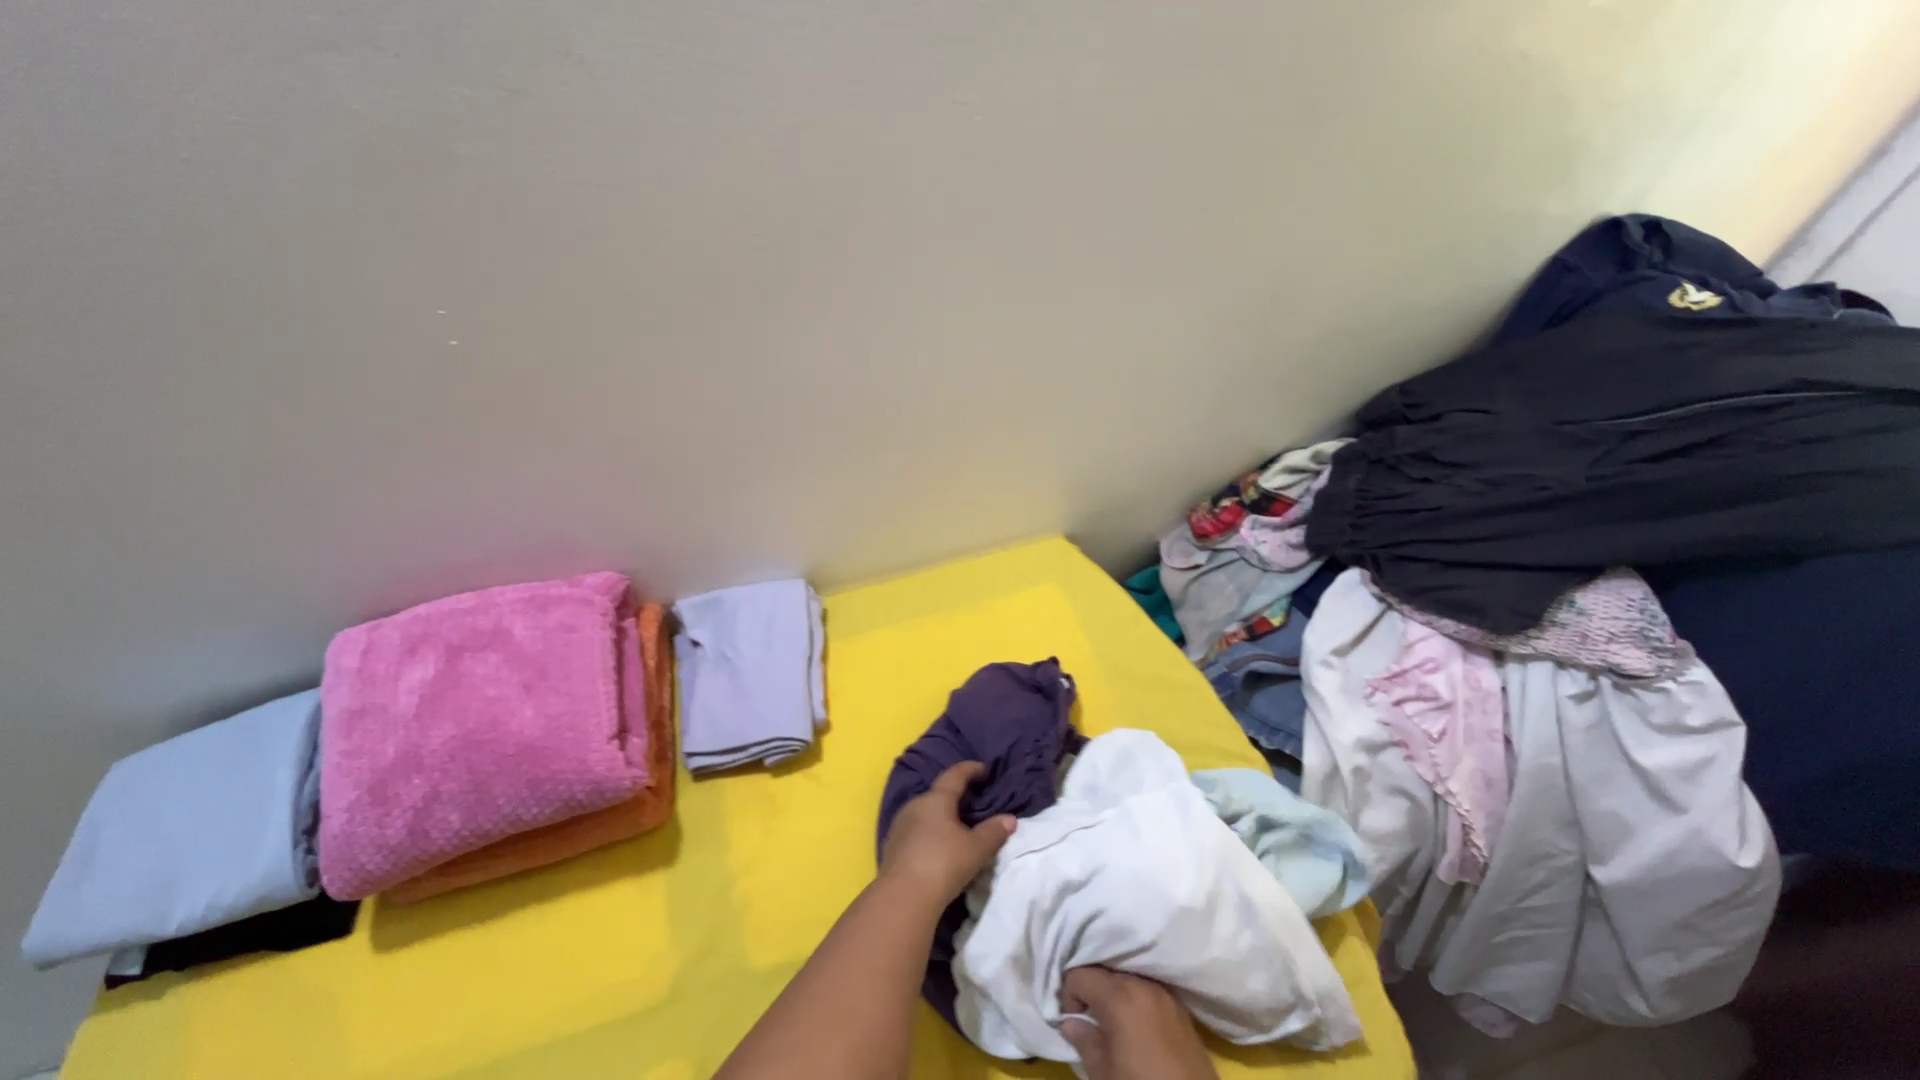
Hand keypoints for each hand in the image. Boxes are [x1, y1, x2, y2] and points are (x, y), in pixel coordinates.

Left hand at [878, 761, 1015, 905]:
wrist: (903, 897)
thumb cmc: (943, 864)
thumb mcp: (976, 849)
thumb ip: (994, 831)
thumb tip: (1010, 819)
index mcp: (936, 799)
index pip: (955, 775)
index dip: (971, 769)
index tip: (984, 769)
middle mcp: (915, 805)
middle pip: (939, 793)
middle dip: (957, 796)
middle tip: (975, 802)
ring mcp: (900, 825)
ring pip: (926, 813)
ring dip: (942, 816)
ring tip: (958, 827)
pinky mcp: (893, 845)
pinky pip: (917, 830)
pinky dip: (931, 832)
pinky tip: (939, 847)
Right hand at [1059, 967, 1217, 1079]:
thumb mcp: (1104, 1074)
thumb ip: (1084, 1041)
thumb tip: (1070, 1023)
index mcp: (1121, 996)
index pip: (1079, 973)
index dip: (1068, 995)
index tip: (1071, 1020)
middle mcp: (1144, 985)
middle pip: (1105, 970)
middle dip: (1090, 991)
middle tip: (1086, 1020)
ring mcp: (1166, 994)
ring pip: (1127, 977)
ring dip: (1112, 994)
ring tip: (1109, 1023)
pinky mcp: (1181, 1008)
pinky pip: (1147, 990)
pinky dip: (1134, 999)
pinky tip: (1133, 1024)